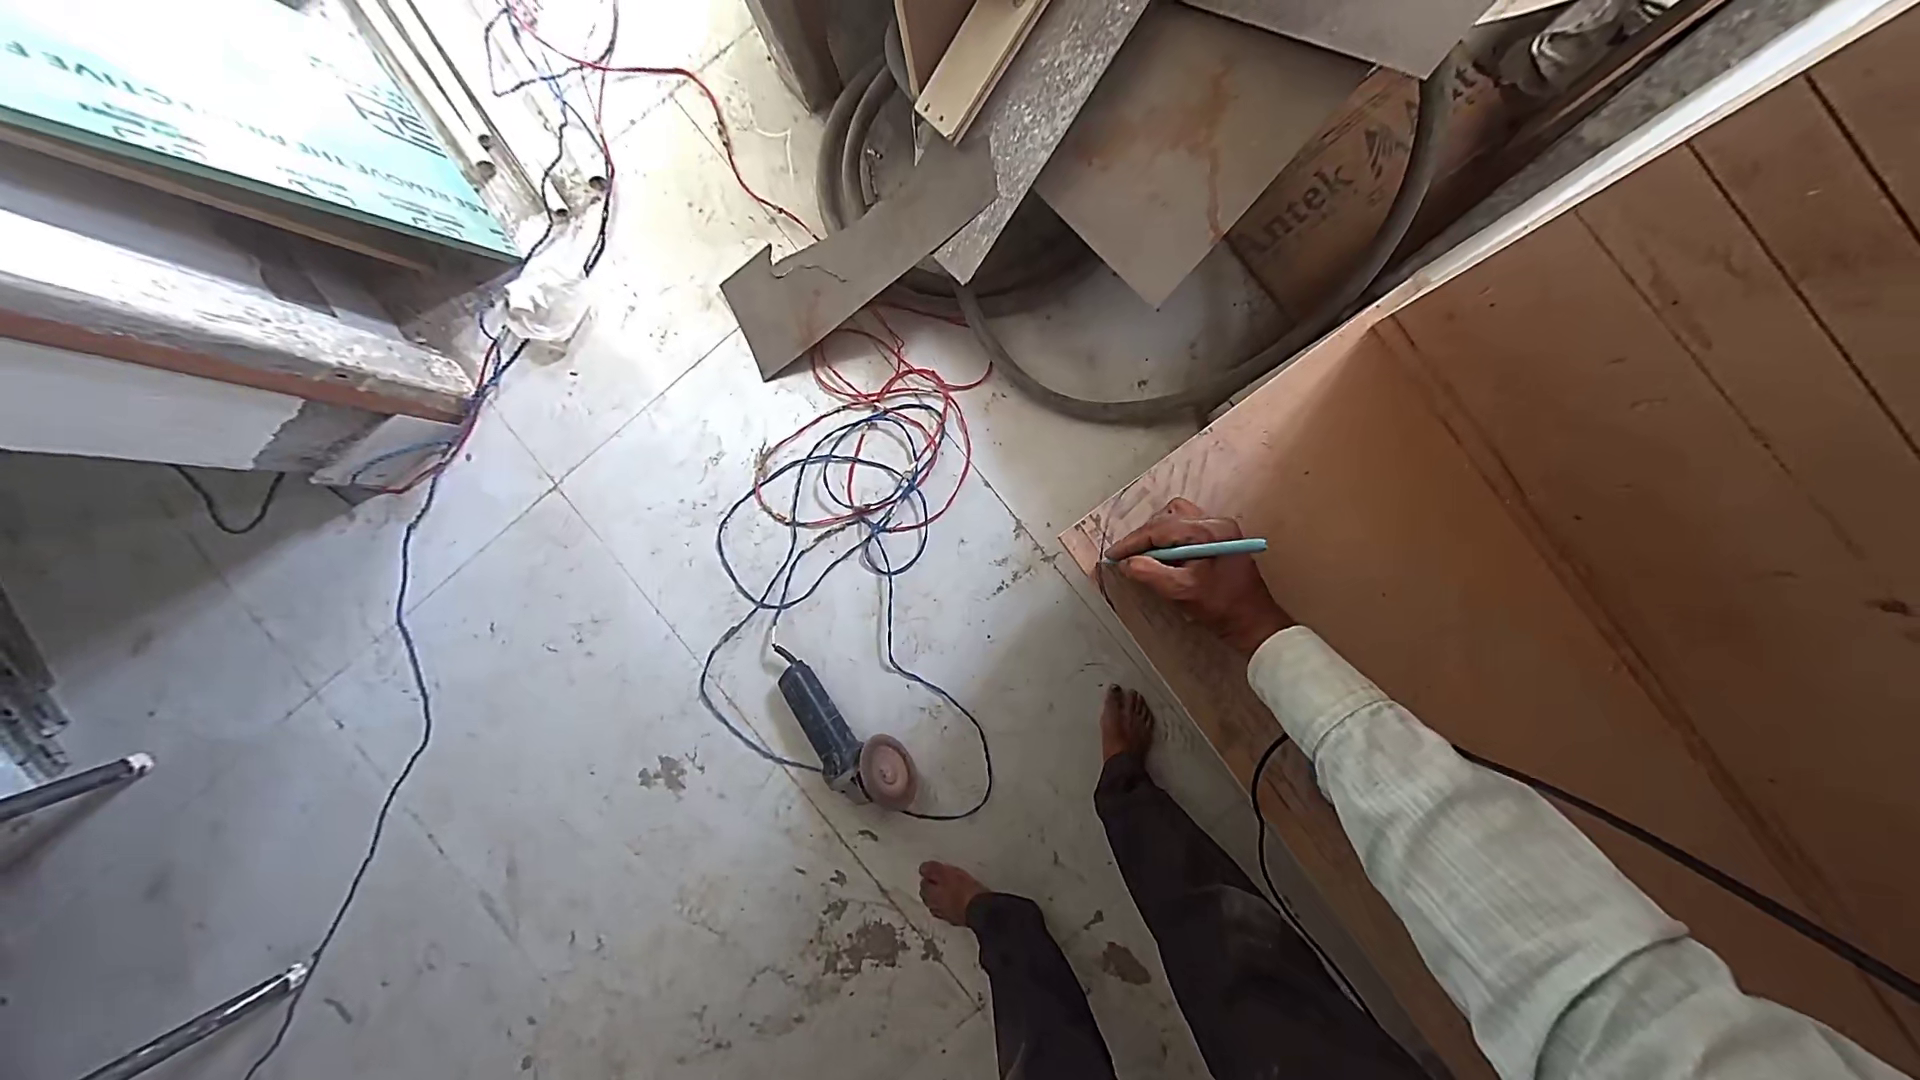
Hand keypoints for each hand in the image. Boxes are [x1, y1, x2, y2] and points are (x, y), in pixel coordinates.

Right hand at [1104, 498, 1293, 656]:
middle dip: (1144, 536)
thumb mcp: (1180, 592)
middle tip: (1128, 557)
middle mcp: (1216, 523)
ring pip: (1176, 518)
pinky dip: (1170, 538)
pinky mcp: (1220, 537)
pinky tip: (1165, 556)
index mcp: (1208, 532)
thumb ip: (1148, 573)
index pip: (1159, 529)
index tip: (1113, 555)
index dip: (1131, 542)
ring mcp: (1220, 528)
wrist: (1254, 622)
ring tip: (1146, 555)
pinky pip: (1187, 527)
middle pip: (1167, 518)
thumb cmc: (1220, 607)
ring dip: (1157, 534)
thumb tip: (1125, 562)